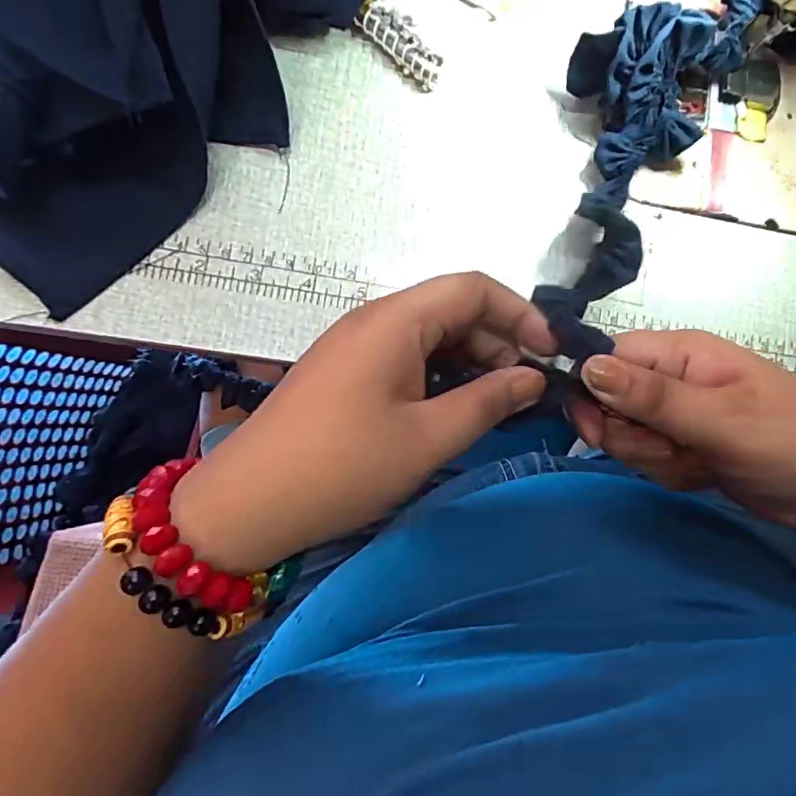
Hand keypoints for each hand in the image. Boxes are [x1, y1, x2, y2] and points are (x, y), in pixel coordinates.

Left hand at [170, 273, 555, 570]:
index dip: (521, 313)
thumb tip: (533, 378)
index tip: (552, 352)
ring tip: (497, 403)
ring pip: (432, 334)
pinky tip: (455, 407)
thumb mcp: (427, 438)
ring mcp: (357, 344)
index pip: (473, 288)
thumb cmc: (342, 468)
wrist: (244, 507)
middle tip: (526, 389)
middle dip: (499, 341)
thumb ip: (489, 401)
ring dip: (472, 361)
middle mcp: (375, 319)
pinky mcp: (347, 370)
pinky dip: (442, 374)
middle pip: (454, 308)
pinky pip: (408, 355)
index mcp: (395, 321)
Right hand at [566, 330, 795, 532]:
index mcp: (681, 352)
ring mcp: (679, 416)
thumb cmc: (791, 440)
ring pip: (628, 436)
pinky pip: (650, 458)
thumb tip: (586, 367)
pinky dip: (669, 473)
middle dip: (631, 435)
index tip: (597, 428)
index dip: (592, 389)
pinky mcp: (685, 448)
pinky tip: (702, 474)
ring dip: (653, 458)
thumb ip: (652, 397)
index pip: (609, 357)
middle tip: (669, 449)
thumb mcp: (721, 419)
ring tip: (697, 462)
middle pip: (610, 402)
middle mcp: (673, 379)